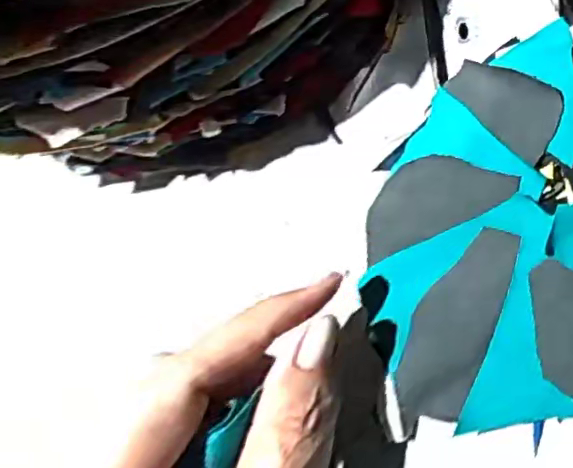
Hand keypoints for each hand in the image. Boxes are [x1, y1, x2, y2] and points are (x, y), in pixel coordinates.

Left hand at [105, 273, 343, 467]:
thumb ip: (292, 419)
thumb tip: (322, 334)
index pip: (187, 365)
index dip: (269, 315)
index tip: (329, 282)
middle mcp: (82, 461)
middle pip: (170, 378)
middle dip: (253, 354)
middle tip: (314, 352)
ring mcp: (93, 463)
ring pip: (162, 397)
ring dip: (233, 383)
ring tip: (277, 406)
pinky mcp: (112, 463)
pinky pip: (150, 421)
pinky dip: (208, 409)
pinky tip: (236, 432)